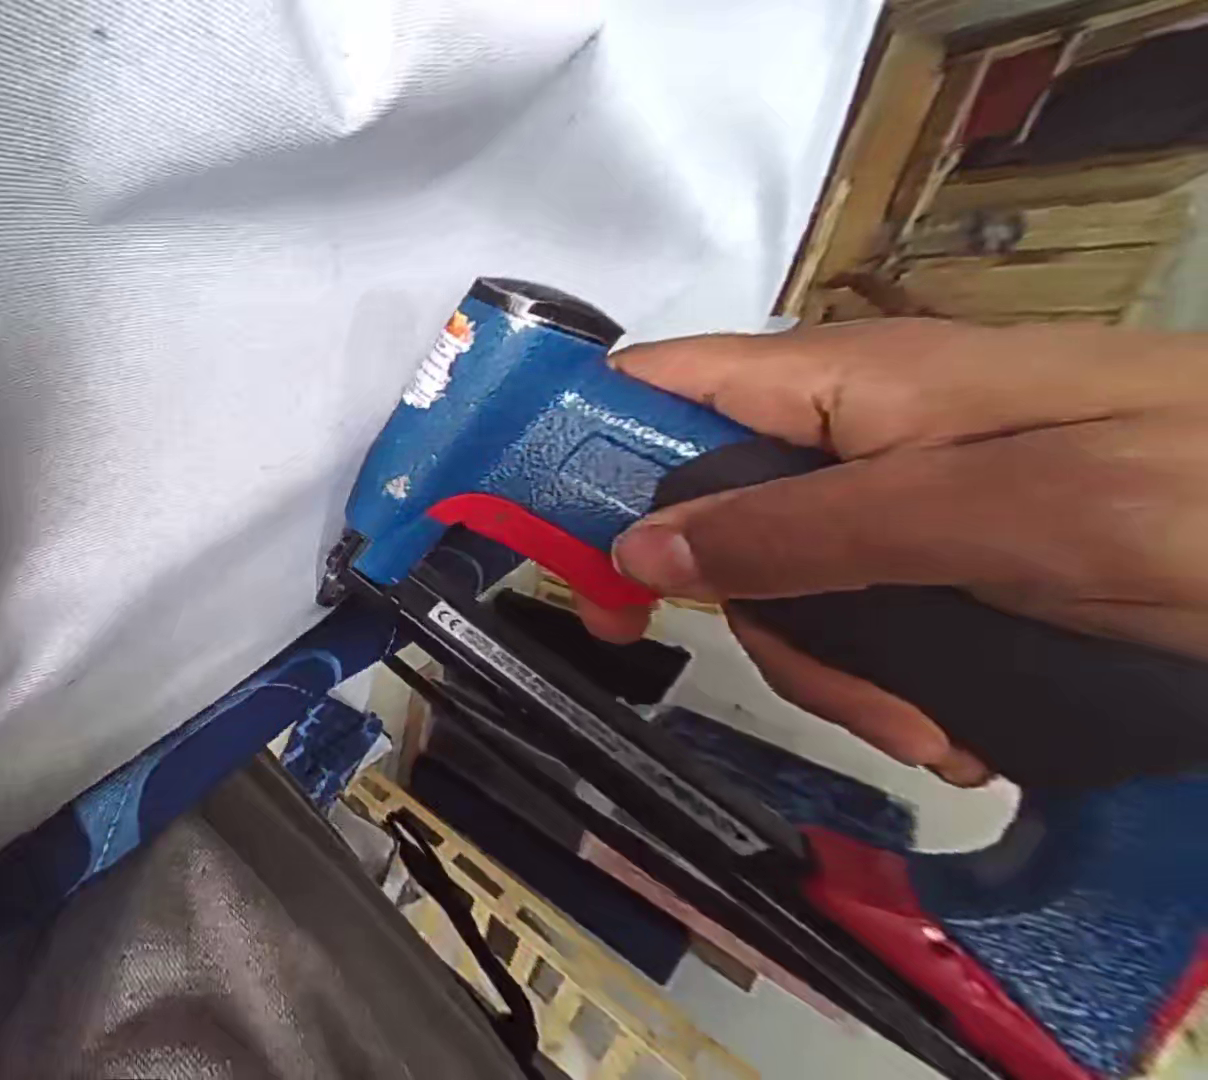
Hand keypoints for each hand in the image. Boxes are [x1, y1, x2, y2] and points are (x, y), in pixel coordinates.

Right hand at [585, 319, 1207, 784]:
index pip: (649, 384)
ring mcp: (873, 502)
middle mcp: (830, 433)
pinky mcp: (916, 560)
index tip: (534, 518)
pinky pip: (832, 619)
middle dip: (694, 585)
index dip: (575, 434)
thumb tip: (634, 558)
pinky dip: (865, 679)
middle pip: (687, 503)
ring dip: (809, 656)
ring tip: (909, 711)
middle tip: (643, 636)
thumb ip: (799, 531)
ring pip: (758, 580)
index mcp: (829, 382)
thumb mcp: (999, 514)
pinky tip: (938, 718)